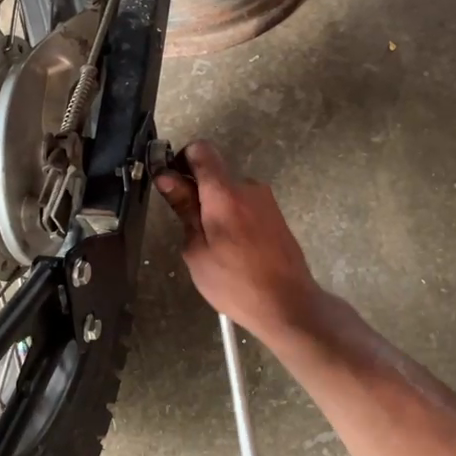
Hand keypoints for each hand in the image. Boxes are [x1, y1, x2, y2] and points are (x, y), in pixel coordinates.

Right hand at [153, 141, 324, 344]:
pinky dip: (234, 219)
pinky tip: (236, 252)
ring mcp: (266, 201)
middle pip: (215, 175)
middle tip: (192, 231)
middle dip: (198, 194)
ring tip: (217, 249)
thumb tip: (166, 176)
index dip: (181, 159)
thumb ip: (184, 208)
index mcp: (225, 192)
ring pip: (230, 193)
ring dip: (217, 210)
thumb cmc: (235, 282)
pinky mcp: (276, 215)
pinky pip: (246, 207)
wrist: (288, 305)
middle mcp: (249, 187)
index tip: (172, 183)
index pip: (201, 150)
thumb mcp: (197, 250)